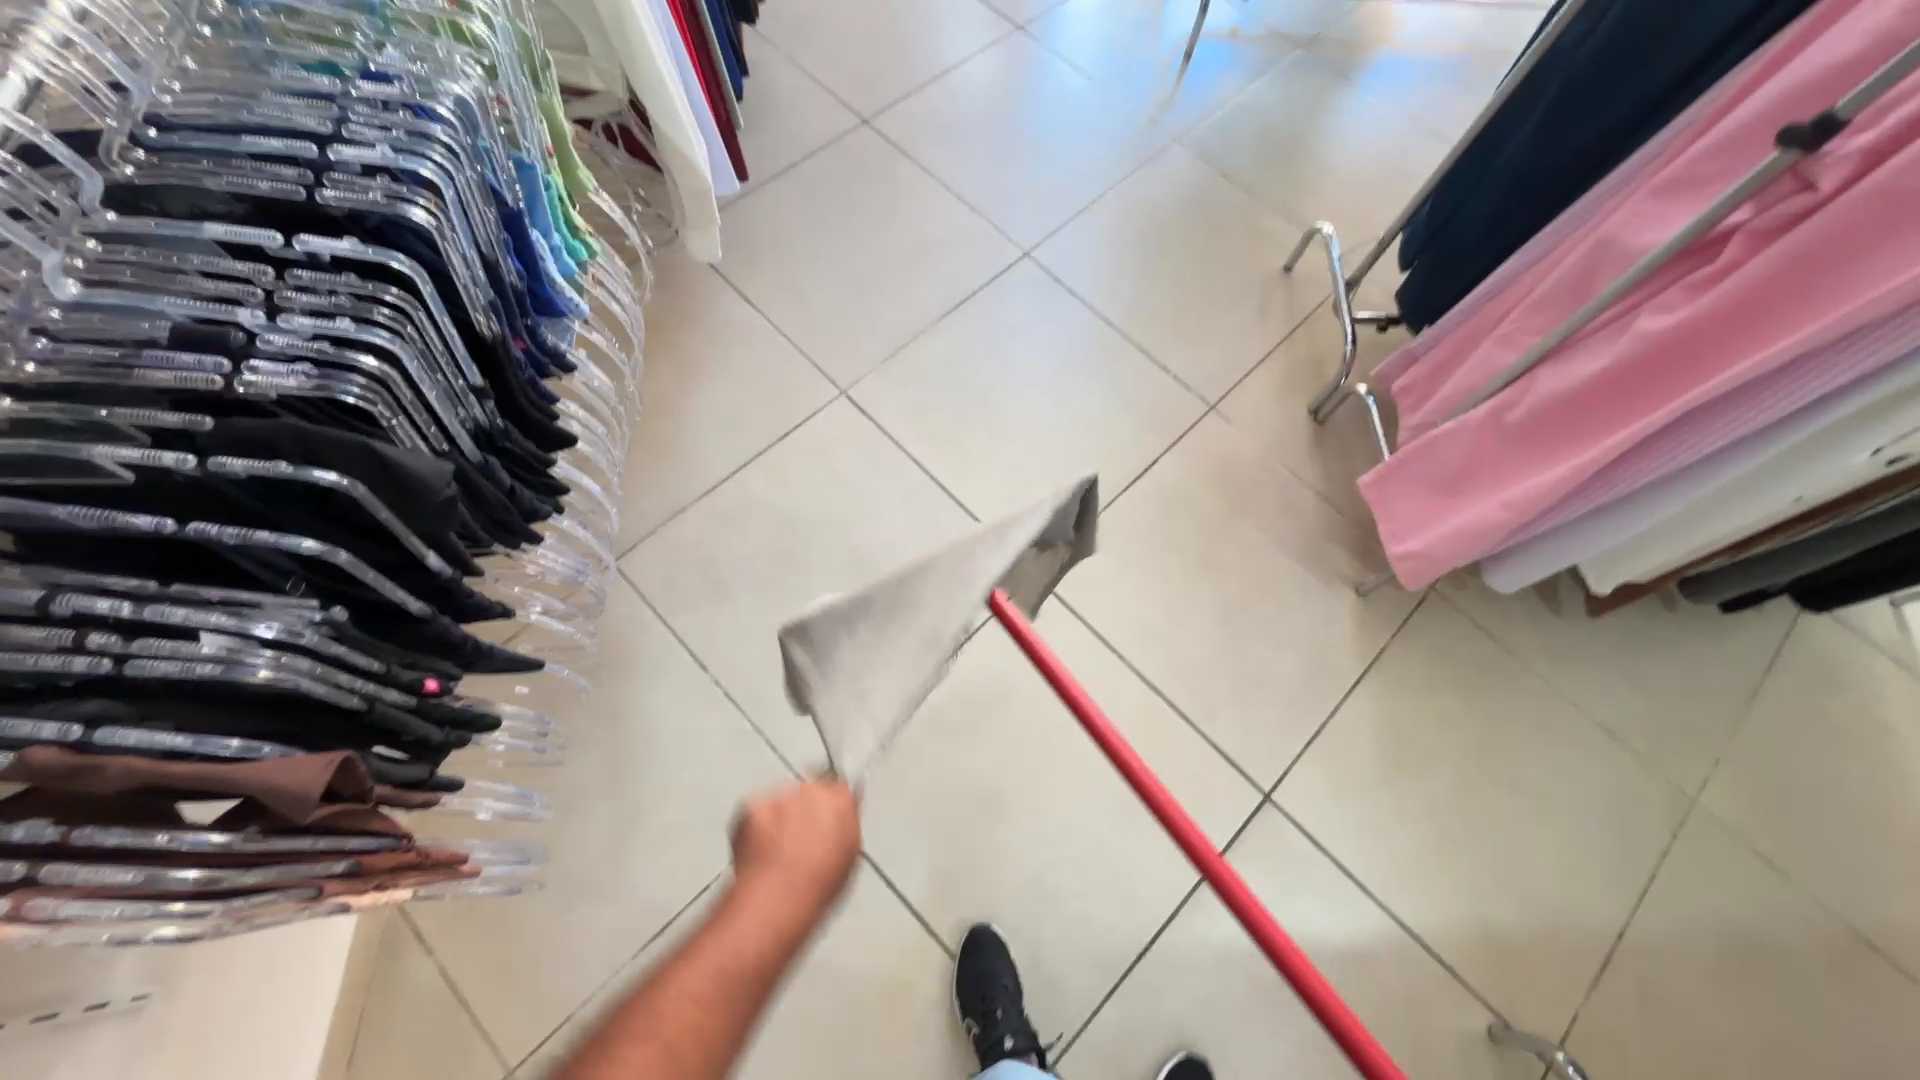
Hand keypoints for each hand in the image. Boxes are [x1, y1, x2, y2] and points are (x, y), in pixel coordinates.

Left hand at [729, 778, 860, 916]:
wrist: (777, 897)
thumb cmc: (815, 886)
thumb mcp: (848, 857)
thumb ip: (846, 826)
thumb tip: (843, 817)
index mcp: (842, 802)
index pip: (838, 788)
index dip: (829, 805)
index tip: (824, 817)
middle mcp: (812, 790)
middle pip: (807, 792)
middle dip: (802, 811)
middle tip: (797, 842)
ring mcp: (780, 796)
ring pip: (779, 802)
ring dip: (778, 819)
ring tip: (777, 854)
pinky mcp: (752, 805)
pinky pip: (754, 811)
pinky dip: (754, 827)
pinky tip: (761, 851)